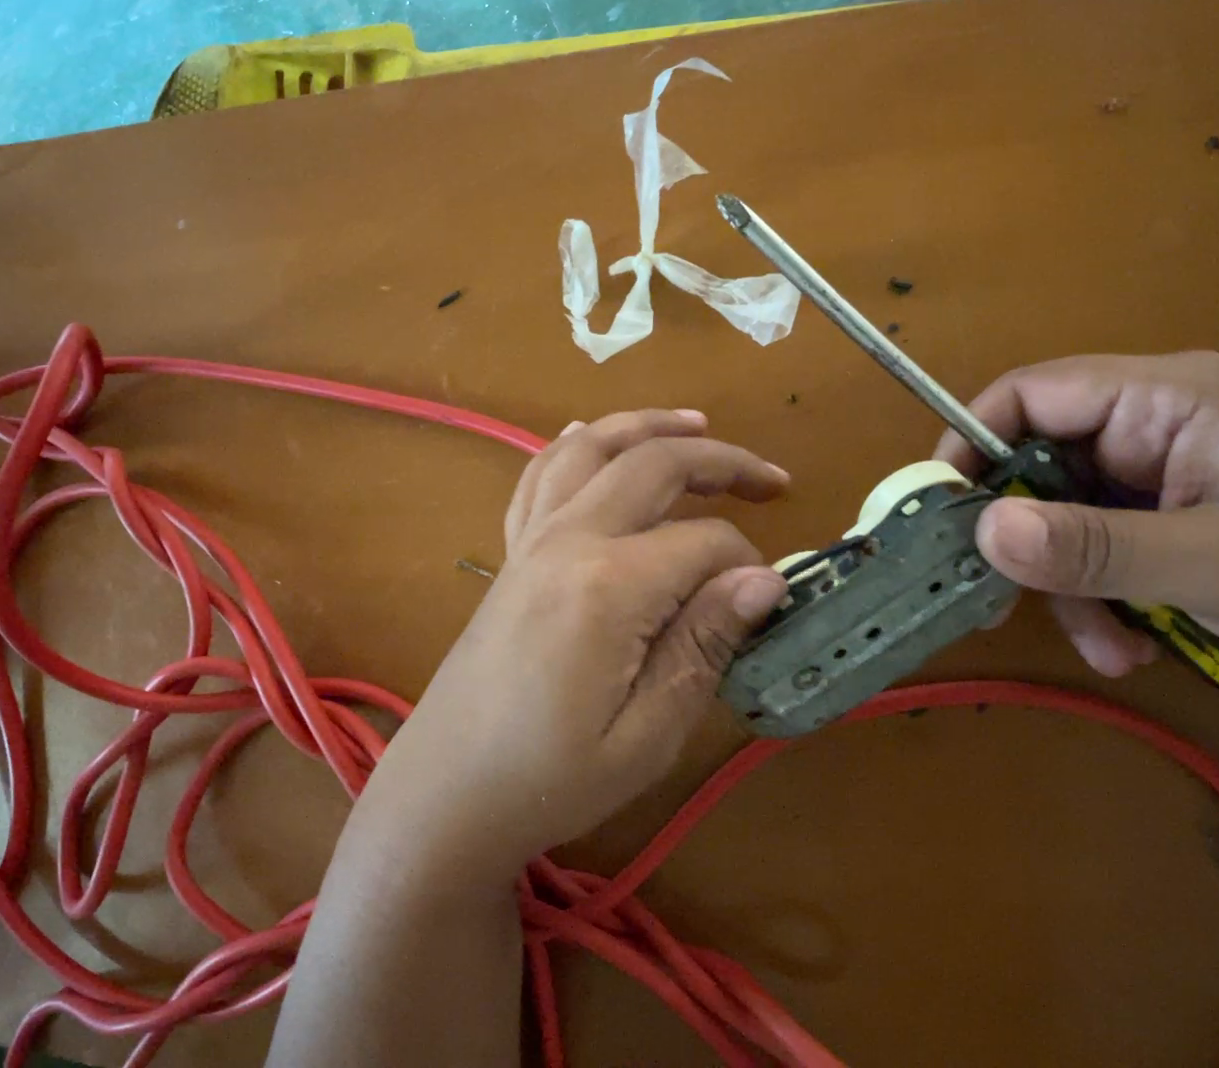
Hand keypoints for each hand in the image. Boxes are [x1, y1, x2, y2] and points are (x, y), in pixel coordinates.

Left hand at [353, 409, 789, 879]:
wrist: (445, 794)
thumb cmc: (551, 779)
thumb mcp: (647, 735)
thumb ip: (704, 645)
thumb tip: (766, 580)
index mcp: (609, 586)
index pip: (705, 543)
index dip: (747, 566)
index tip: (766, 605)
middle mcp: (568, 541)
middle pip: (653, 466)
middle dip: (721, 462)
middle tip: (773, 480)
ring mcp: (532, 542)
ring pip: (590, 449)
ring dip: (647, 427)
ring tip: (696, 424)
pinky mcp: (511, 557)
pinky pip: (539, 477)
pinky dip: (574, 445)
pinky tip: (590, 435)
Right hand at [934, 351, 1218, 704]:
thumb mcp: (1218, 562)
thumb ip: (1095, 547)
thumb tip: (981, 530)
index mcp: (1167, 400)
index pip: (1032, 395)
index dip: (972, 443)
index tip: (935, 512)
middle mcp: (1153, 429)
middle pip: (1040, 466)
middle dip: (1026, 539)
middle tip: (997, 598)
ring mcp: (1161, 481)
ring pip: (1064, 521)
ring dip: (1071, 588)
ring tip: (1108, 645)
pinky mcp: (1169, 528)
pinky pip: (1100, 555)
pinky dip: (1102, 603)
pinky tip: (1132, 648)